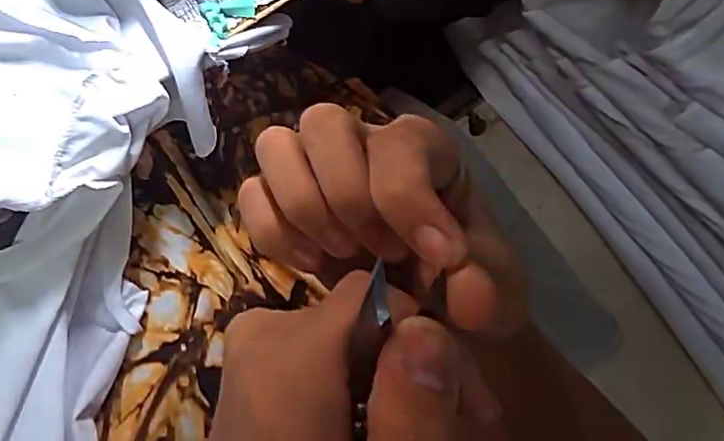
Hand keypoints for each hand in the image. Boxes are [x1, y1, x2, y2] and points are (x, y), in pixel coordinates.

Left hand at [212, 270, 503, 440]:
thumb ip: (411, 413)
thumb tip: (428, 328)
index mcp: (284, 351)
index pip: (370, 296)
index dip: (429, 341)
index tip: (474, 410)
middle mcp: (259, 330)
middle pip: (358, 320)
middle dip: (412, 372)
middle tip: (451, 437)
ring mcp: (249, 347)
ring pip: (341, 340)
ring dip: (388, 387)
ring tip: (413, 439)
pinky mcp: (250, 369)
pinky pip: (314, 358)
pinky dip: (353, 392)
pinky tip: (372, 435)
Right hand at [239, 105, 525, 336]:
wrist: (428, 313)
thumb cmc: (461, 282)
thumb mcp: (494, 290)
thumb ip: (486, 286)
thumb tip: (463, 292)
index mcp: (414, 145)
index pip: (396, 141)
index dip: (409, 196)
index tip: (438, 256)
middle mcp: (354, 139)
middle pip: (322, 122)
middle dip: (347, 193)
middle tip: (380, 251)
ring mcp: (306, 161)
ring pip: (273, 144)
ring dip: (303, 205)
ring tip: (340, 253)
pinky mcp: (273, 194)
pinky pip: (250, 193)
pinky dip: (274, 231)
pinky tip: (311, 264)